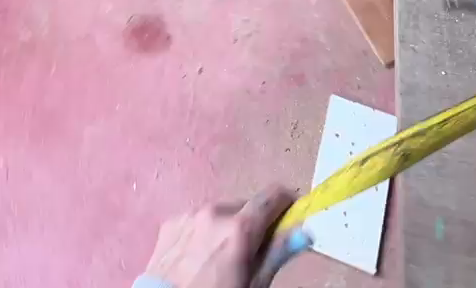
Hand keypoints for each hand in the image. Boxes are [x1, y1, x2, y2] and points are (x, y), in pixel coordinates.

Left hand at [143, 186, 295, 287]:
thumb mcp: (253, 286)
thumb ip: (277, 254)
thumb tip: (304, 231)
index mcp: (239, 227)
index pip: (273, 196)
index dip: (286, 202)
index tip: (291, 213)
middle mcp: (215, 211)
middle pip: (246, 207)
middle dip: (254, 224)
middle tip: (252, 253)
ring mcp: (190, 214)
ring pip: (220, 213)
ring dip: (228, 228)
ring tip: (221, 260)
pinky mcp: (171, 222)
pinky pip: (196, 221)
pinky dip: (204, 233)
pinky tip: (199, 259)